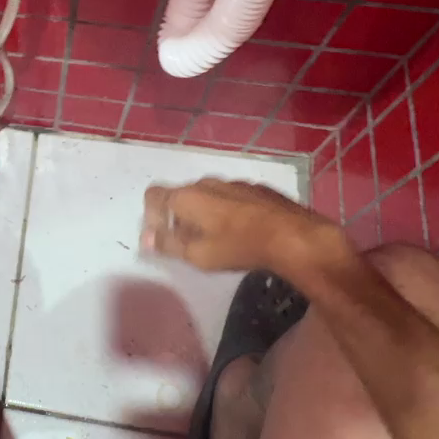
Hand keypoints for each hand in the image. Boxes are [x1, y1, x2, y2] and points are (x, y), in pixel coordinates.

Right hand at [140, 178, 336, 272]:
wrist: (292, 236)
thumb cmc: (238, 247)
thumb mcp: (198, 255)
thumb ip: (168, 244)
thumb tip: (146, 238)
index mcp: (186, 197)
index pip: (153, 196)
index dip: (151, 216)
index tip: (162, 238)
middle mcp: (205, 183)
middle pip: (181, 196)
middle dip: (180, 218)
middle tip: (190, 243)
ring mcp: (233, 183)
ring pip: (208, 196)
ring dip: (205, 214)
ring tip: (219, 239)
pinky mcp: (256, 188)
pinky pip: (231, 197)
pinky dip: (228, 211)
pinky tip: (244, 231)